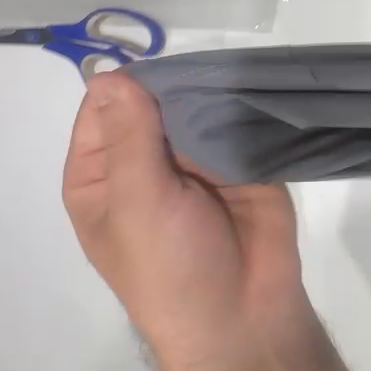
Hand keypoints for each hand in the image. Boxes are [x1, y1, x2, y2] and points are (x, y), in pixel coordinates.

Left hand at [62, 72, 306, 363]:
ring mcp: (201, 160)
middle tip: (212, 65)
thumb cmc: (170, 264)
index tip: (162, 65)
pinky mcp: (247, 159)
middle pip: (159, 103)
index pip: (106, 112)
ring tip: (243, 72)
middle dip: (181, 83)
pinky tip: (266, 86)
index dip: (128, 86)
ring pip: (203, 107)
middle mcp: (149, 162)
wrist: (242, 306)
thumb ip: (132, 137)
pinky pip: (244, 121)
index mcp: (104, 175)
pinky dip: (252, 104)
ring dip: (220, 90)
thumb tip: (111, 75)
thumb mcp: (138, 202)